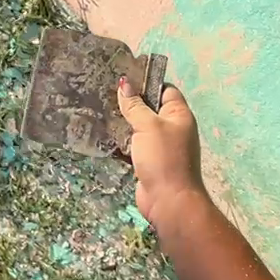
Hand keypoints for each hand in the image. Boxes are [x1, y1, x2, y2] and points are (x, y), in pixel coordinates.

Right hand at [117, 78, 205, 231]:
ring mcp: (161, 145)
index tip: (124, 78)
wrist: (169, 202)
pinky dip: (122, 140)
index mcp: (179, 114)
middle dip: (131, 101)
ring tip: (101, 109)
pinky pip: (135, 144)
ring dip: (124, 121)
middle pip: (151, 107)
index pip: (164, 89)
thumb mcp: (147, 126)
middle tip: (106, 92)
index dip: (147, 82)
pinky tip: (104, 134)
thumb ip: (135, 105)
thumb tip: (125, 84)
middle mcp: (172, 128)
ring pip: (140, 126)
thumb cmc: (163, 158)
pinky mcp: (150, 161)